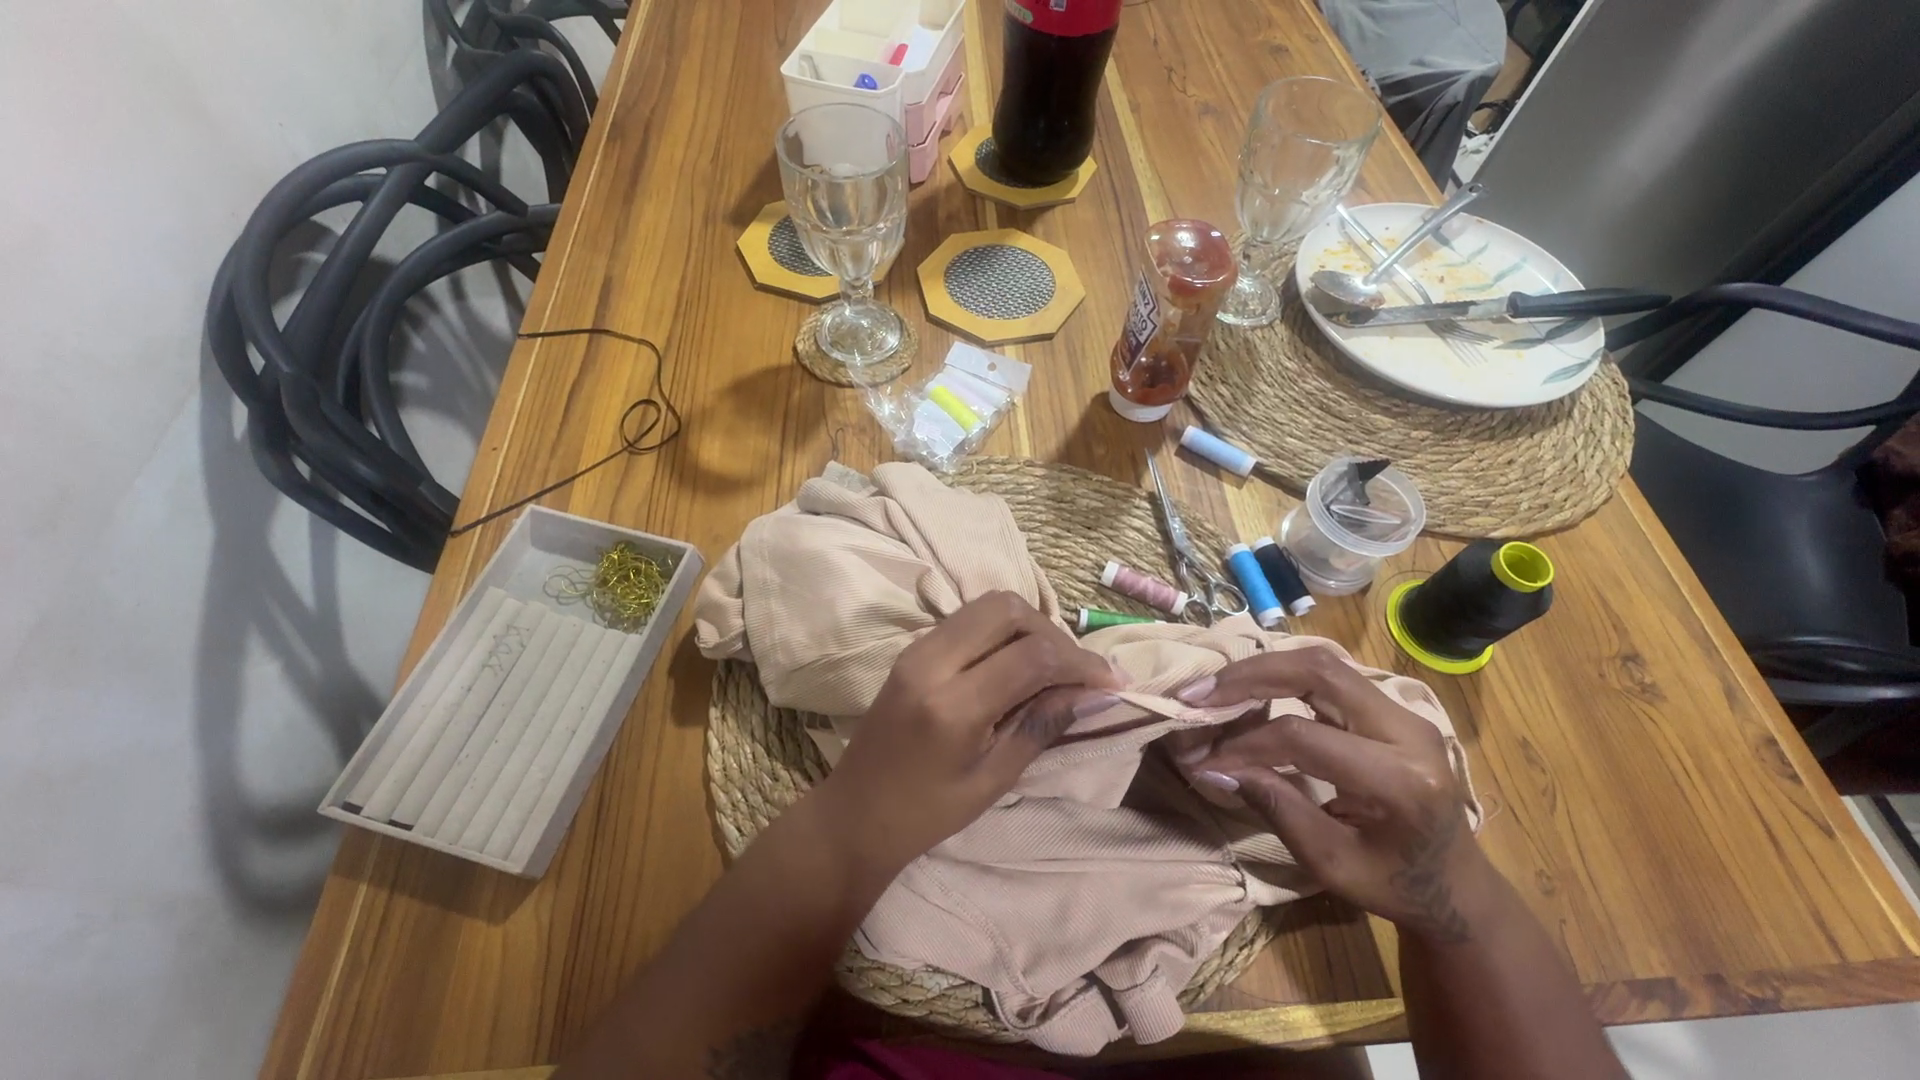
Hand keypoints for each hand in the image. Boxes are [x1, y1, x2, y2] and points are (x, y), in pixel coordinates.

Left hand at [814, 592, 1122, 874]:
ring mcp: (916, 650)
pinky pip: (968, 619)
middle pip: (1007, 609)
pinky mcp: (912, 649)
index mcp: (951, 705)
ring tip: (1053, 666)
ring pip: (987, 606)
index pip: (1031, 655)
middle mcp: (930, 662)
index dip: (1080, 662)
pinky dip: (1002, 631)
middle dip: (1053, 632)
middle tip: (1077, 671)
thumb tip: (1091, 692)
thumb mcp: (993, 780)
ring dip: (1028, 626)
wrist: (853, 815)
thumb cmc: (925, 814)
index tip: (1112, 681)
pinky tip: (1018, 663)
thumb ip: (1041, 726)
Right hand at [1173, 647, 1490, 942]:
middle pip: (1319, 672)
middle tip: (1199, 692)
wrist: (1456, 887)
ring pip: (1324, 663)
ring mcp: (1404, 713)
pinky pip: (1331, 676)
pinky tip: (1249, 689)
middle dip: (1250, 677)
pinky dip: (1283, 677)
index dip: (1245, 744)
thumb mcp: (1330, 862)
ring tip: (1215, 686)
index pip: (1304, 737)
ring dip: (1263, 669)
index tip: (1204, 760)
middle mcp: (1409, 731)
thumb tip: (1213, 768)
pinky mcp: (1392, 708)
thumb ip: (1276, 807)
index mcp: (1400, 780)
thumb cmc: (1394, 885)